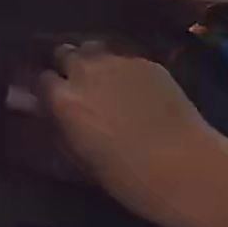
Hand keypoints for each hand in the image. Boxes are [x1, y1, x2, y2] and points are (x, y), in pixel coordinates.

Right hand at [36, 42, 227, 226]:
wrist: (187, 167)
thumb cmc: (128, 178)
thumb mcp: (82, 160)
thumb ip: (60, 131)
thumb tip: (48, 116)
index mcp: (65, 100)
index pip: (41, 79)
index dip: (46, 89)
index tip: (51, 99)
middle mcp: (87, 72)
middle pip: (65, 53)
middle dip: (66, 66)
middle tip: (77, 86)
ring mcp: (120, 62)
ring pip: (94, 48)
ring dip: (92, 61)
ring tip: (103, 80)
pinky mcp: (149, 62)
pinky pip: (125, 58)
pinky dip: (122, 69)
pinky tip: (135, 88)